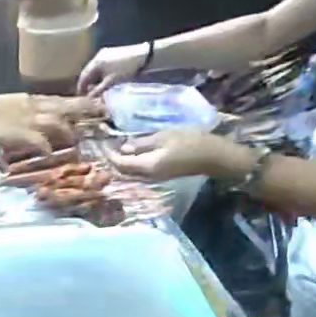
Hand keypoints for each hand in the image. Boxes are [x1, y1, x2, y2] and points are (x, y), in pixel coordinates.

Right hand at [0, 94, 100, 155]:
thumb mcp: (9, 109)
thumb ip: (23, 115)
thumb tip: (32, 126)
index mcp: (31, 101)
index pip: (59, 100)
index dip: (77, 102)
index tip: (93, 104)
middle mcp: (35, 107)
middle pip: (66, 105)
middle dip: (85, 108)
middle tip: (103, 111)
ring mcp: (30, 120)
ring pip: (58, 121)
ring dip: (70, 130)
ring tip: (79, 140)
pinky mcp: (23, 134)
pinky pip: (41, 141)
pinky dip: (49, 148)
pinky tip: (54, 155)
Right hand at [77, 42, 153, 95]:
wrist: (143, 56)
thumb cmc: (125, 70)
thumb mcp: (110, 83)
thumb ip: (97, 91)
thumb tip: (88, 99)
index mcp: (94, 63)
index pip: (82, 78)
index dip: (81, 89)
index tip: (82, 97)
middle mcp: (97, 56)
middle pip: (88, 72)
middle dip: (87, 84)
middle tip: (89, 94)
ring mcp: (105, 53)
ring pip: (94, 69)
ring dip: (94, 79)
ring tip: (97, 88)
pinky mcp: (112, 52)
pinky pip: (101, 65)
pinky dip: (100, 73)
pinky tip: (104, 79)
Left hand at [106, 129, 249, 182]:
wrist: (213, 156)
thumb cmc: (190, 142)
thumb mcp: (164, 137)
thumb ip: (142, 144)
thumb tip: (123, 148)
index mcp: (146, 167)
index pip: (120, 164)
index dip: (109, 155)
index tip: (102, 144)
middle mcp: (146, 177)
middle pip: (123, 171)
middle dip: (113, 161)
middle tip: (107, 147)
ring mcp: (153, 178)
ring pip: (130, 173)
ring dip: (122, 163)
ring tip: (117, 149)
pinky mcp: (160, 176)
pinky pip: (139, 172)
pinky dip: (132, 164)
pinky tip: (133, 154)